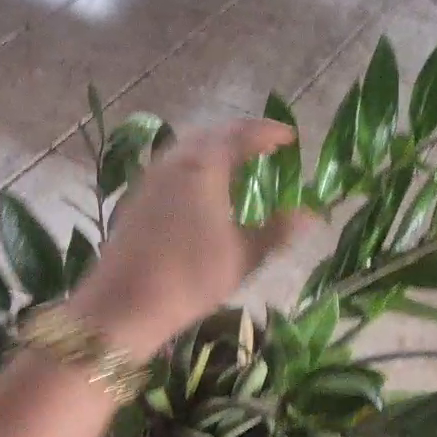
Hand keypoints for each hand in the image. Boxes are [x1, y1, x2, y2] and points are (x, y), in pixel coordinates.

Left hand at [70, 119, 308, 355]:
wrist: (125, 303)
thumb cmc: (191, 277)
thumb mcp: (244, 257)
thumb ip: (278, 231)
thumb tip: (310, 215)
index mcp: (204, 167)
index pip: (240, 135)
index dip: (268, 133)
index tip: (290, 137)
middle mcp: (175, 162)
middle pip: (211, 135)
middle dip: (241, 135)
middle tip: (265, 145)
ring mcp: (151, 179)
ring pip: (188, 149)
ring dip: (216, 149)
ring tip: (239, 165)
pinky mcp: (138, 198)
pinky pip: (174, 167)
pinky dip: (197, 166)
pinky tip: (206, 191)